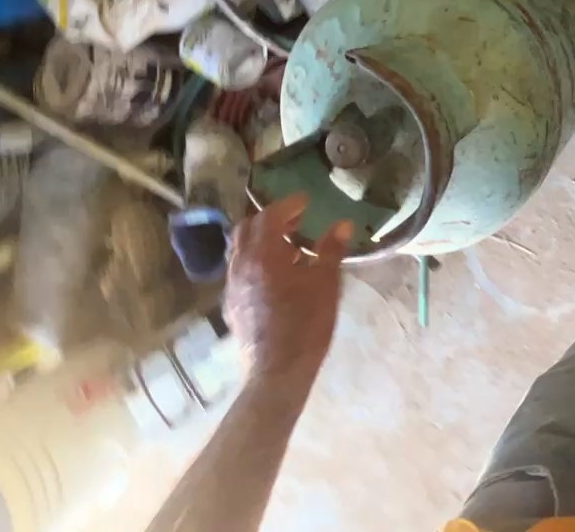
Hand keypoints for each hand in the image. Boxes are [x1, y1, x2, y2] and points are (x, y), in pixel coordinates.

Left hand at [223, 195, 351, 382]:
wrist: (277, 372)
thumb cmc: (305, 323)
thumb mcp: (326, 283)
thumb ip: (331, 249)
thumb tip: (342, 224)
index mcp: (262, 254)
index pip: (269, 216)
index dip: (288, 205)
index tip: (306, 201)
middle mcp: (240, 265)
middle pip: (248, 228)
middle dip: (271, 219)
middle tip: (296, 221)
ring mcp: (232, 287)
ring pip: (241, 250)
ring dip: (262, 241)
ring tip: (289, 248)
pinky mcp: (232, 306)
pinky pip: (241, 271)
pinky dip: (257, 262)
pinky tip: (278, 276)